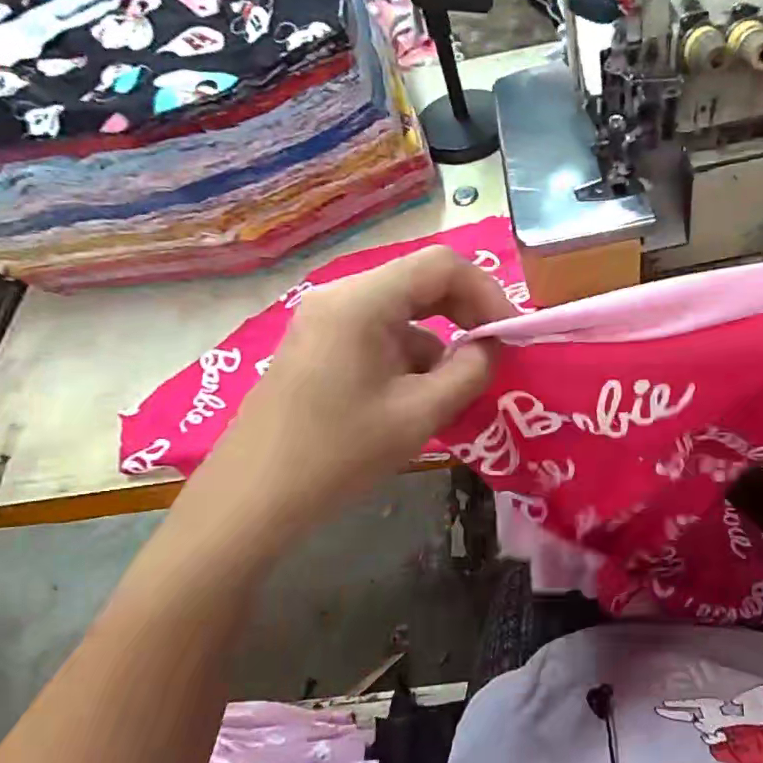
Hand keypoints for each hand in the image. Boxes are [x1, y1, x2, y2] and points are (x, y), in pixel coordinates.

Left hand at [187, 246, 516, 549]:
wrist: (253, 497)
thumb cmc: (340, 453)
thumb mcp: (419, 414)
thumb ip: (469, 372)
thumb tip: (491, 346)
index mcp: (363, 301)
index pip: (443, 265)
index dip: (487, 294)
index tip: (509, 337)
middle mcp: (341, 296)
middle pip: (421, 282)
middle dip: (465, 317)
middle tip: (494, 359)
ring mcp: (324, 320)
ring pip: (402, 313)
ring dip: (438, 344)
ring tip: (456, 395)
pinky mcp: (318, 346)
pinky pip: (378, 335)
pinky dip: (408, 359)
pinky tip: (416, 403)